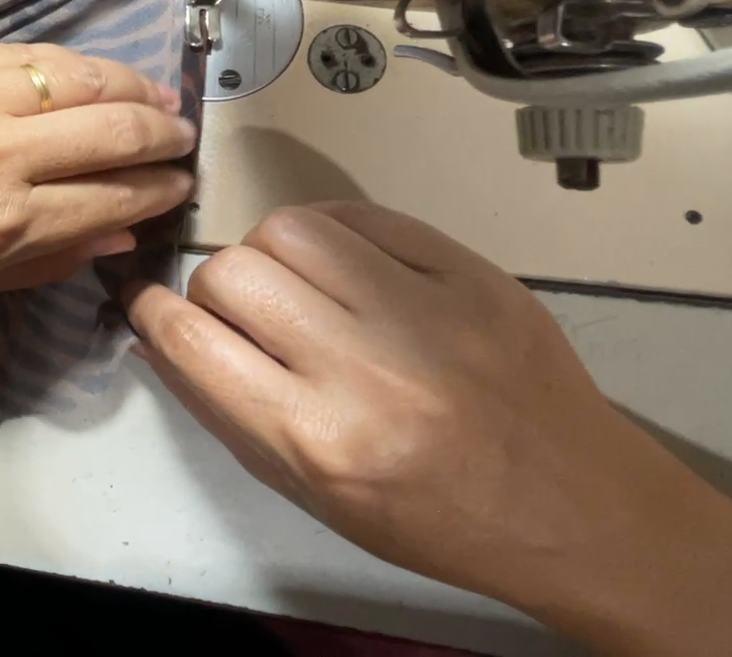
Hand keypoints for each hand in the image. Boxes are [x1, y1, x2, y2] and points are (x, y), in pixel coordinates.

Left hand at [0, 41, 195, 300]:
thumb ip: (50, 258)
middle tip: (179, 137)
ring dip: (132, 87)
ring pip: (79, 77)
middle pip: (114, 131)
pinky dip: (69, 64)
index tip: (176, 185)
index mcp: (2, 222)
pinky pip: (25, 52)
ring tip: (153, 98)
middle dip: (164, 135)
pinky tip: (89, 74)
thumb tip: (123, 232)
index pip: (115, 197)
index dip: (160, 191)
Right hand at [126, 203, 731, 653]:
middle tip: (241, 311)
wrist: (585, 513)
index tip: (146, 301)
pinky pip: (359, 214)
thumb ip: (217, 408)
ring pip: (287, 228)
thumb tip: (151, 334)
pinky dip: (329, 232)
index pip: (191, 340)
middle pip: (231, 272)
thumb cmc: (428, 517)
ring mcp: (428, 315)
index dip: (149, 308)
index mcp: (319, 439)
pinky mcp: (473, 276)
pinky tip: (342, 264)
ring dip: (268, 252)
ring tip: (294, 283)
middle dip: (213, 287)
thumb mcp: (305, 490)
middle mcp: (367, 373)